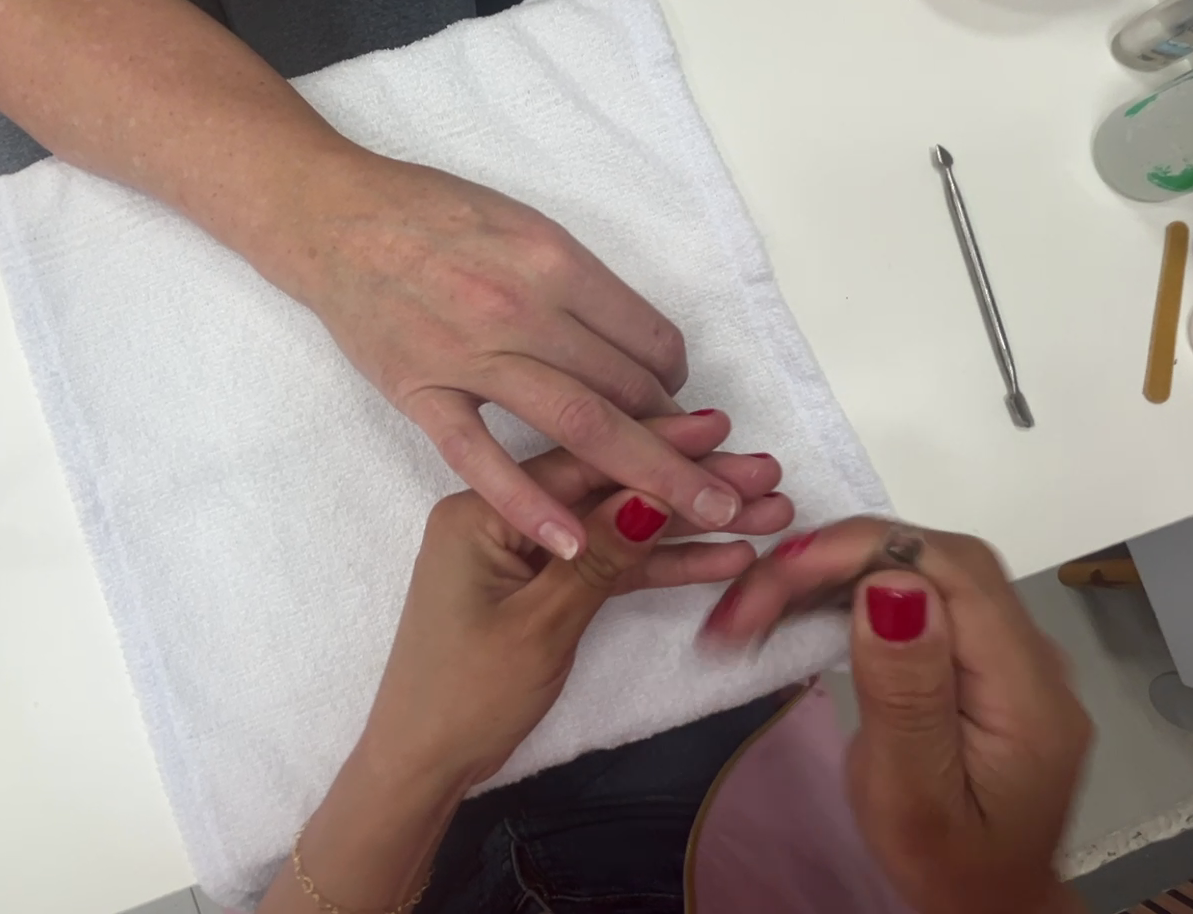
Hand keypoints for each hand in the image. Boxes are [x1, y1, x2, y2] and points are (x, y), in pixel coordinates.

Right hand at [268, 152, 741, 558]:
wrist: (336, 219)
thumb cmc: (430, 211)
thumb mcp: (519, 222)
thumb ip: (576, 279)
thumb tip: (628, 338)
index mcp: (554, 259)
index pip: (647, 336)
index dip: (677, 379)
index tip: (679, 403)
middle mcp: (523, 308)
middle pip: (626, 387)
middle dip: (686, 441)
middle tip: (727, 484)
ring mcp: (469, 356)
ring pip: (577, 424)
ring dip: (648, 474)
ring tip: (702, 516)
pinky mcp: (421, 394)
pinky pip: (480, 457)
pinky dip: (527, 501)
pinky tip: (571, 543)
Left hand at [362, 411, 791, 787]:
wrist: (425, 762)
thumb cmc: (468, 692)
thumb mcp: (540, 623)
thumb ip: (598, 555)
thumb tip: (657, 492)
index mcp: (480, 509)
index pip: (578, 464)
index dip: (653, 447)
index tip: (720, 430)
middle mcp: (501, 516)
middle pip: (603, 492)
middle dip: (685, 487)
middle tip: (766, 474)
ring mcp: (523, 552)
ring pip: (614, 530)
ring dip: (686, 528)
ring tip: (767, 514)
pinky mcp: (541, 585)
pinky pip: (604, 567)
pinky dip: (658, 566)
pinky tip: (722, 559)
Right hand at [700, 519, 1092, 913]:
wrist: (980, 897)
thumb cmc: (941, 859)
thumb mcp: (911, 791)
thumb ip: (906, 691)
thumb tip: (892, 586)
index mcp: (1026, 689)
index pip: (949, 571)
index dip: (858, 551)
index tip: (776, 576)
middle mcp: (1024, 651)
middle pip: (925, 556)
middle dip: (829, 557)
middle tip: (750, 596)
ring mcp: (996, 645)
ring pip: (907, 562)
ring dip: (823, 570)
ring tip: (754, 602)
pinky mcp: (963, 646)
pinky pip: (900, 586)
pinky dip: (838, 586)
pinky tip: (796, 605)